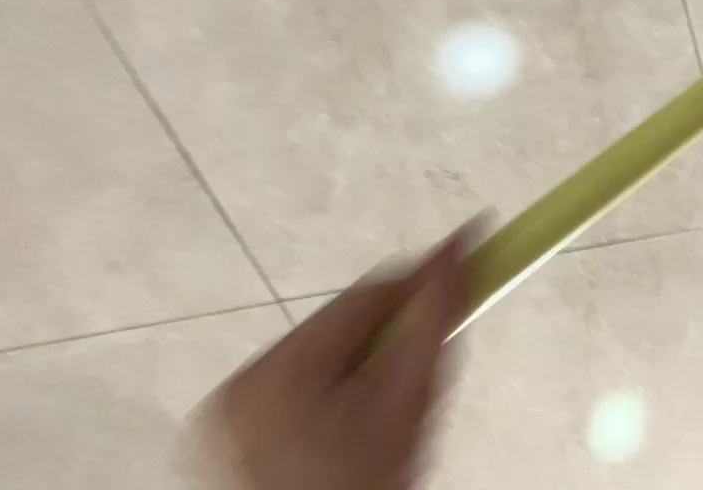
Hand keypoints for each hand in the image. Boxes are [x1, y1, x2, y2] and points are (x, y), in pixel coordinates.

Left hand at [196, 227, 474, 489]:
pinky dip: (348, 386)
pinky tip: (364, 421)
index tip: (468, 292)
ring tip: (396, 406)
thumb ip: (438, 310)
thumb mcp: (414, 391)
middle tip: (428, 371)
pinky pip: (312, 379)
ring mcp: (234, 410)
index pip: (373, 294)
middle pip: (353, 323)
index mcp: (279, 368)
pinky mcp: (239, 430)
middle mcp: (244, 381)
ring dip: (377, 361)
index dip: (425, 289)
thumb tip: (465, 237)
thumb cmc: (371, 476)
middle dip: (399, 337)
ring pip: (337, 349)